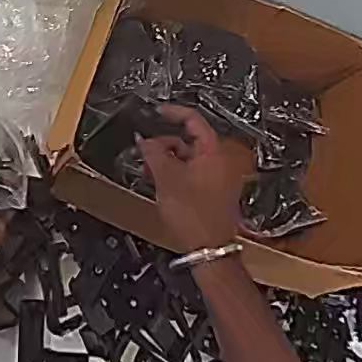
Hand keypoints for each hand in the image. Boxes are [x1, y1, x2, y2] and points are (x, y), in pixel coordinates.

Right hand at [136, 105, 254, 249]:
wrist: (209, 249)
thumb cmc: (194, 215)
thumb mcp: (166, 179)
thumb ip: (153, 154)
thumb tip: (143, 140)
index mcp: (212, 150)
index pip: (193, 119)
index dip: (173, 112)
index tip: (156, 112)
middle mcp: (218, 159)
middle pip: (187, 139)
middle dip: (164, 143)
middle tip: (145, 151)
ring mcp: (216, 175)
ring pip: (187, 157)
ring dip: (167, 159)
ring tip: (149, 170)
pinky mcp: (212, 190)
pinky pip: (190, 171)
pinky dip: (174, 172)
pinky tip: (160, 182)